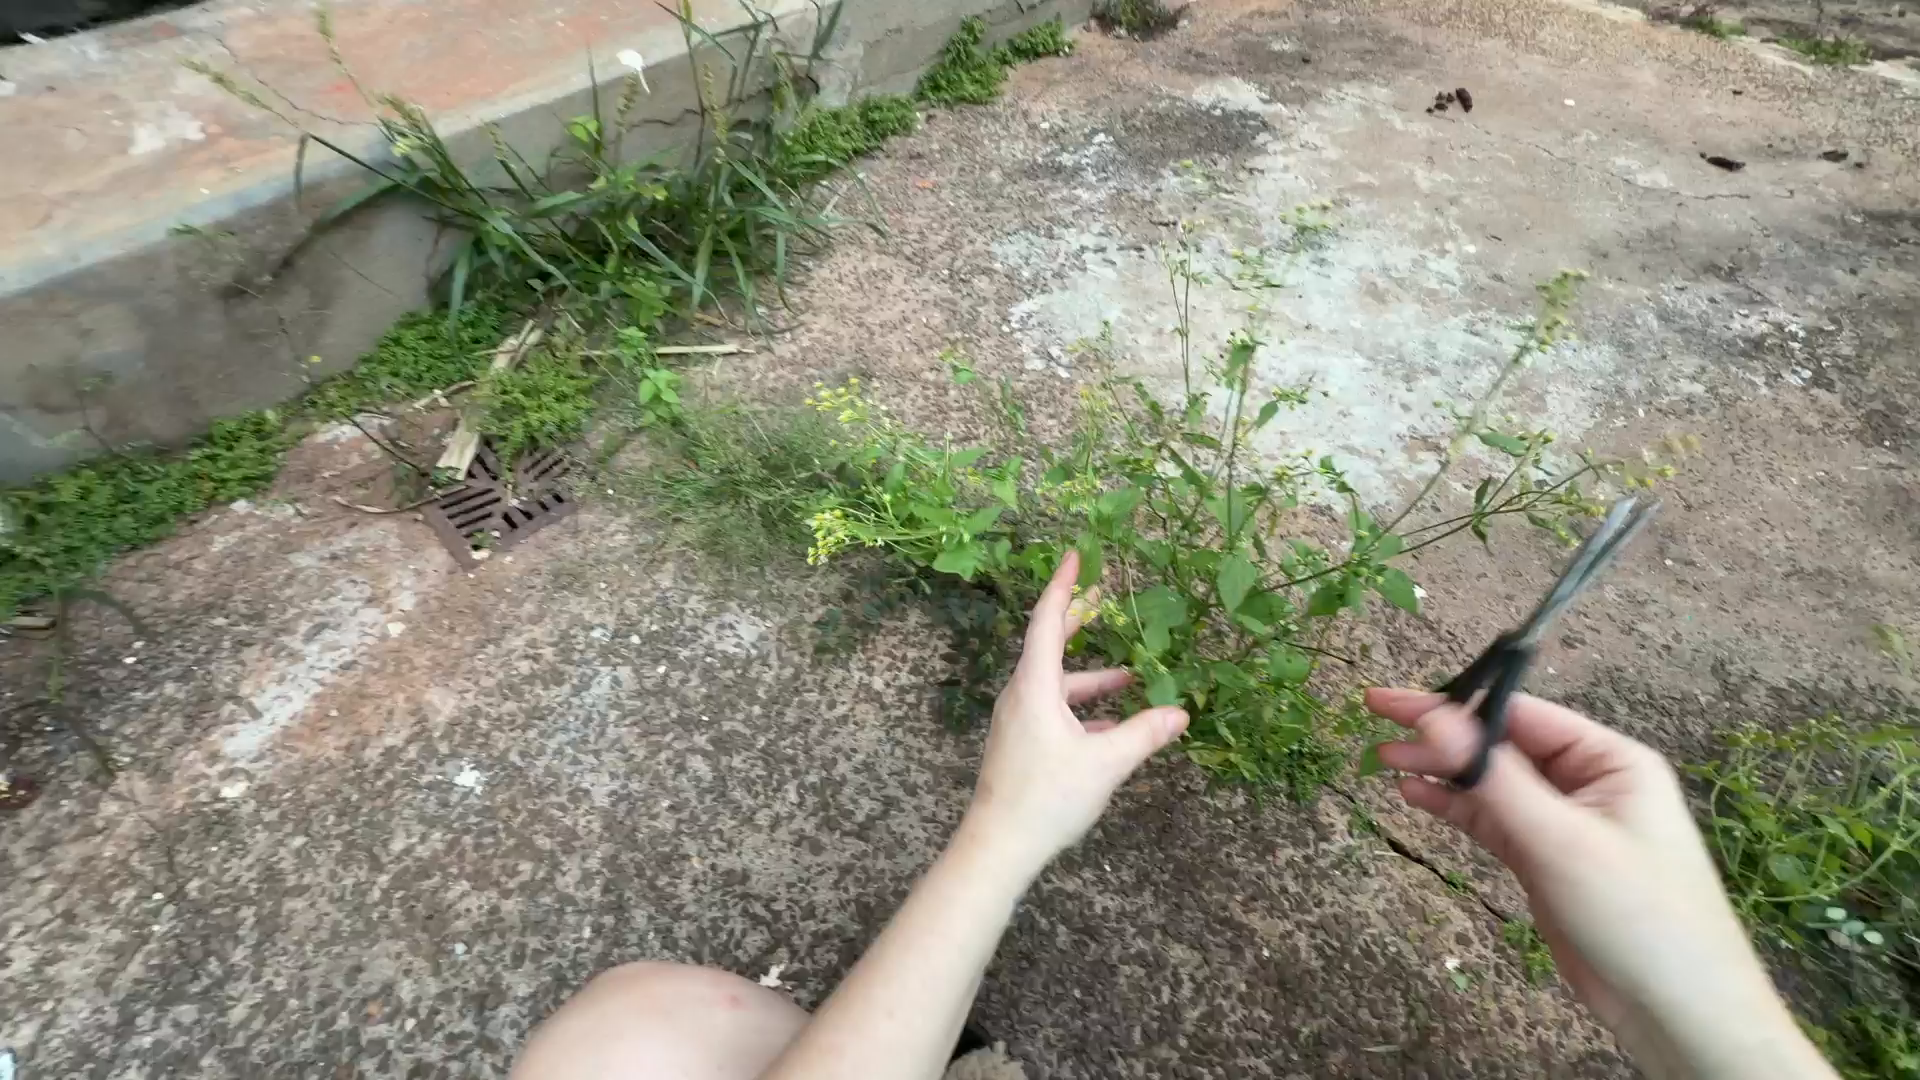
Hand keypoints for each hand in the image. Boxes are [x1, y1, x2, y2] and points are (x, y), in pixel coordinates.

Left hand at [959, 550, 1189, 877]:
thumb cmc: (1048, 797)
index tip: (1075, 556)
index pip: (1046, 621)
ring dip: (1090, 679)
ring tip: (1130, 678)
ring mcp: (1017, 717)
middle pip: (1049, 645)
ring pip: (1056, 683)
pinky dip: (1081, 707)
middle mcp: (1021, 693)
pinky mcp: (1019, 739)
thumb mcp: (1104, 764)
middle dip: (1078, 621)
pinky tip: (1109, 725)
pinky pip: (1052, 708)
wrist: (998, 844)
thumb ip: (1143, 734)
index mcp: (1034, 685)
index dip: (1063, 586)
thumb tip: (1182, 713)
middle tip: (1106, 599)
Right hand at [1367, 688, 1835, 1079]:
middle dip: (1436, 735)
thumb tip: (1430, 715)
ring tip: (1383, 760)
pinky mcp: (1539, 851)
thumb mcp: (1559, 838)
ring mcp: (1559, 816)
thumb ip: (1491, 774)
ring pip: (1484, 778)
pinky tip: (1412, 795)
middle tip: (1375, 721)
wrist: (1678, 1016)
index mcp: (1607, 760)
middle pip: (1494, 743)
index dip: (1451, 706)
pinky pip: (1485, 815)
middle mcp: (1583, 779)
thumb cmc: (1636, 915)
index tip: (1392, 703)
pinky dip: (1449, 803)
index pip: (1516, 714)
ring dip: (1436, 768)